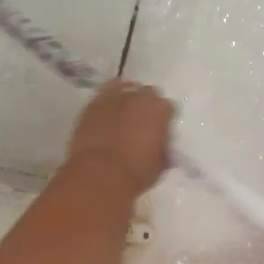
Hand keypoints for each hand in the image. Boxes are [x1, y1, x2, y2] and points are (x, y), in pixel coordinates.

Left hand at [66, 78, 173, 194]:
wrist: (99, 174)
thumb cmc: (135, 172)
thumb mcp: (160, 165)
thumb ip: (164, 149)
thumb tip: (161, 147)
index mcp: (161, 110)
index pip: (167, 108)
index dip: (163, 120)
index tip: (158, 132)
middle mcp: (142, 97)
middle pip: (148, 95)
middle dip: (146, 107)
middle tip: (141, 124)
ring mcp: (117, 96)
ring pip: (128, 89)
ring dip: (128, 100)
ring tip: (123, 115)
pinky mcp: (96, 101)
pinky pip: (107, 90)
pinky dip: (110, 96)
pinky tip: (109, 107)